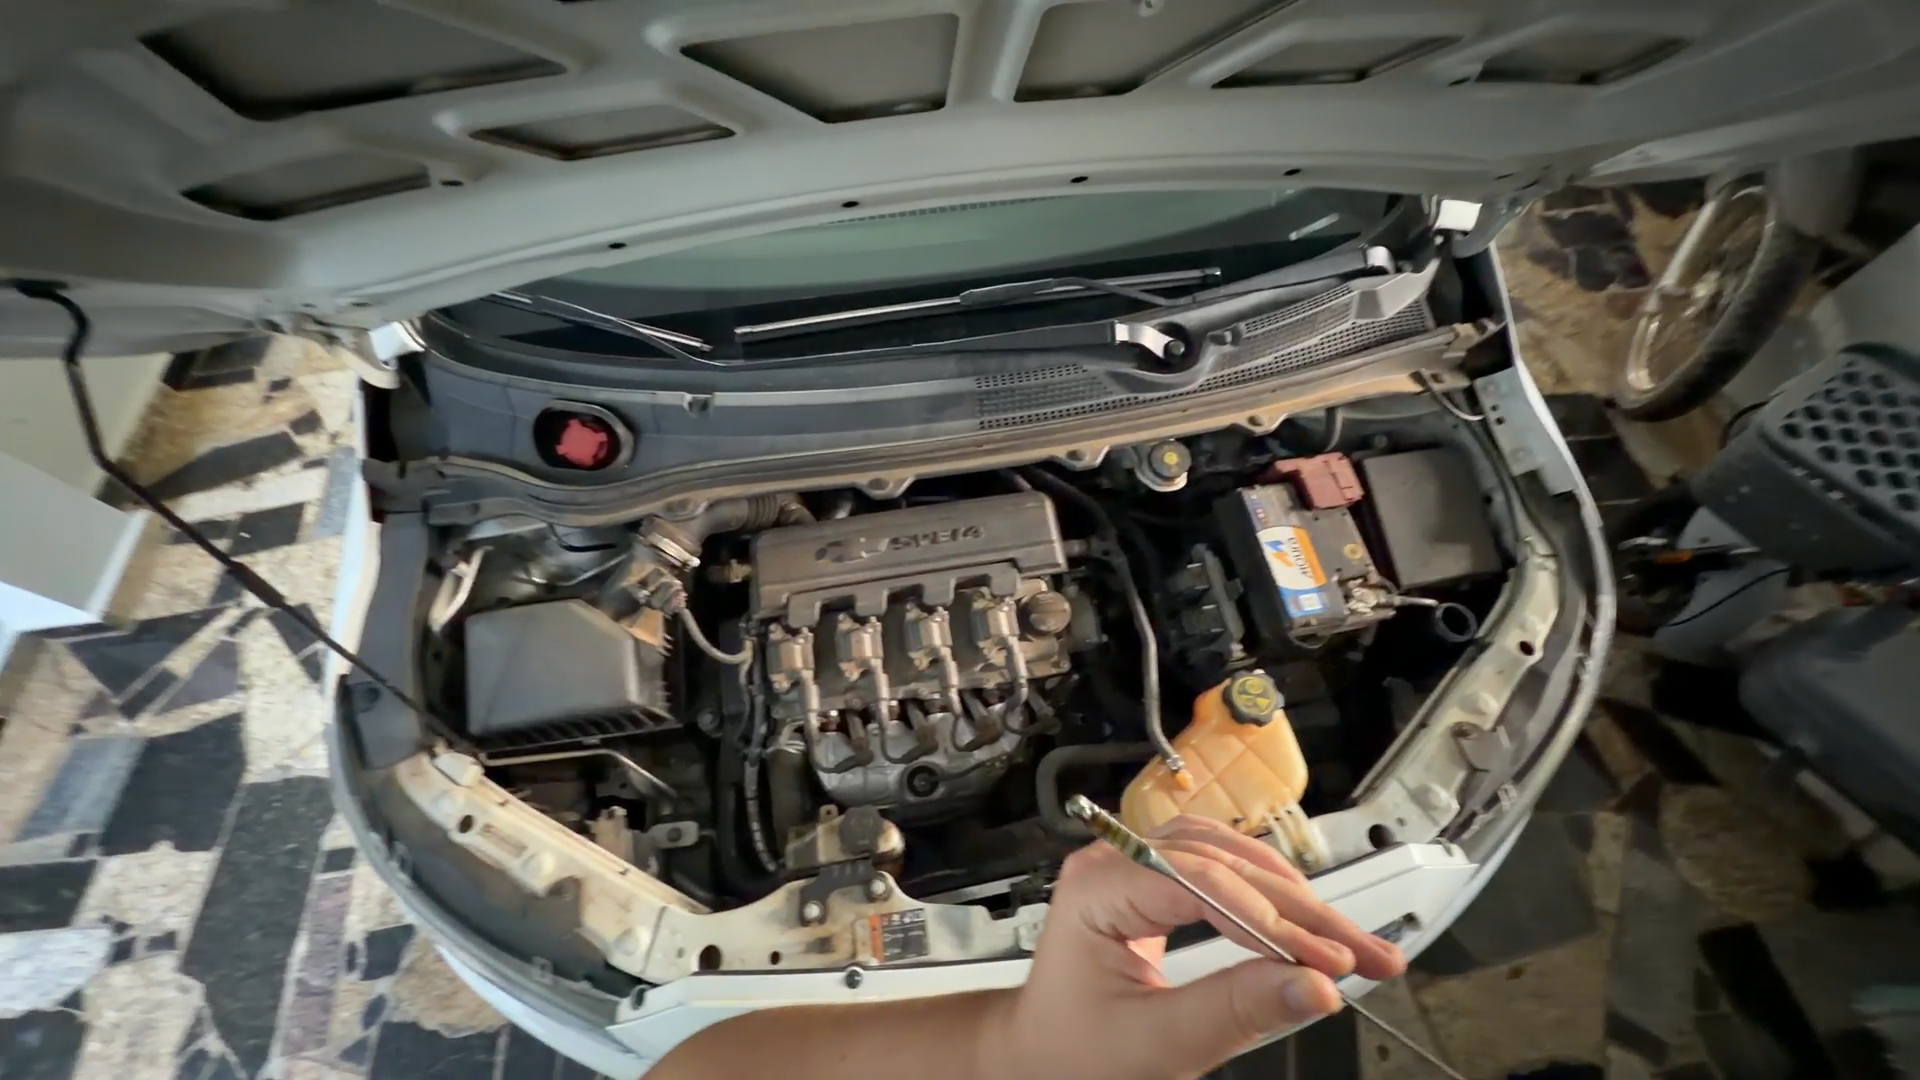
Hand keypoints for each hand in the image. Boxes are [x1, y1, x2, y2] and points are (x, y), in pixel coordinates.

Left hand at [983, 815, 1406, 1079]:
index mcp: (1097, 887)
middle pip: (1218, 861)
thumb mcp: (1156, 1042)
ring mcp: (1129, 867)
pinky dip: (1260, 892)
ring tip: (1342, 938)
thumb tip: (1313, 986)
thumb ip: (1235, 1010)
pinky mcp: (1148, 885)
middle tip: (1364, 951)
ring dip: (1286, 894)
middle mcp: (1112, 861)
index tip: (1332, 959)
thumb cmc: (1073, 1049)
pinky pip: (1212, 868)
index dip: (1273, 919)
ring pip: (1221, 854)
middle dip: (1296, 908)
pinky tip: (1296, 913)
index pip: (1200, 881)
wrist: (1037, 1052)